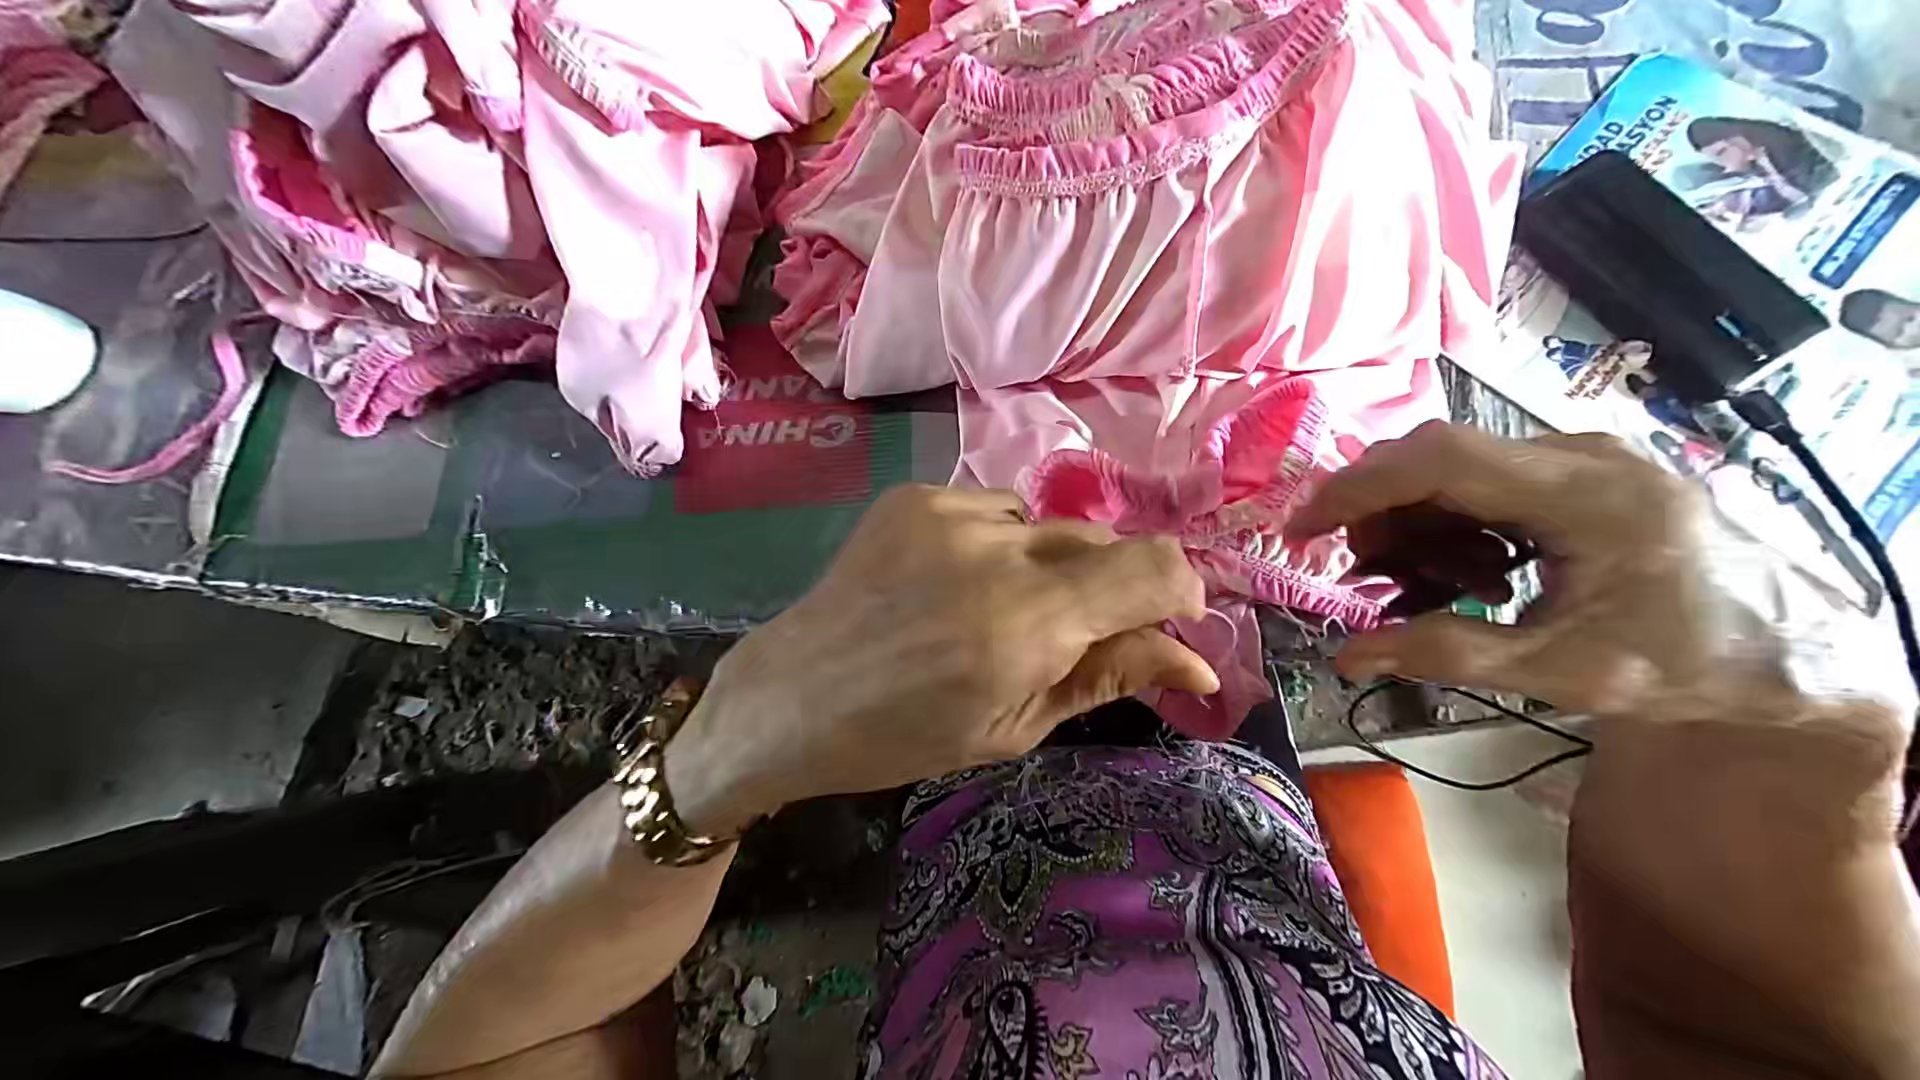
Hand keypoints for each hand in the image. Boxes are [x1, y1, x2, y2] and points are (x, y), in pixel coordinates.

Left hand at [664, 485, 1217, 834]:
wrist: (791, 695)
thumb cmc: (903, 735)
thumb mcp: (1014, 726)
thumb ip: (1106, 675)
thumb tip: (1193, 660)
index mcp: (1024, 623)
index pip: (1152, 568)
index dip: (1178, 591)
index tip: (1165, 623)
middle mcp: (995, 550)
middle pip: (1104, 540)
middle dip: (1110, 586)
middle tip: (1070, 630)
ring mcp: (949, 511)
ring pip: (1048, 525)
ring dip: (1049, 564)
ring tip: (995, 606)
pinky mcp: (917, 495)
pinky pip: (995, 510)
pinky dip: (999, 545)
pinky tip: (955, 582)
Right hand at [1286, 422, 1727, 713]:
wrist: (1792, 652)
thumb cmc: (1688, 663)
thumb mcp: (1565, 672)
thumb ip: (1446, 655)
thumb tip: (1344, 658)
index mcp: (1590, 495)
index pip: (1442, 460)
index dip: (1357, 488)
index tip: (1303, 529)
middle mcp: (1577, 457)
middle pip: (1432, 459)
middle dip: (1379, 515)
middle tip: (1365, 575)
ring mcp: (1574, 460)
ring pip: (1444, 471)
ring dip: (1411, 527)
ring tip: (1431, 588)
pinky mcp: (1567, 474)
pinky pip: (1472, 484)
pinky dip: (1443, 527)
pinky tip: (1470, 573)